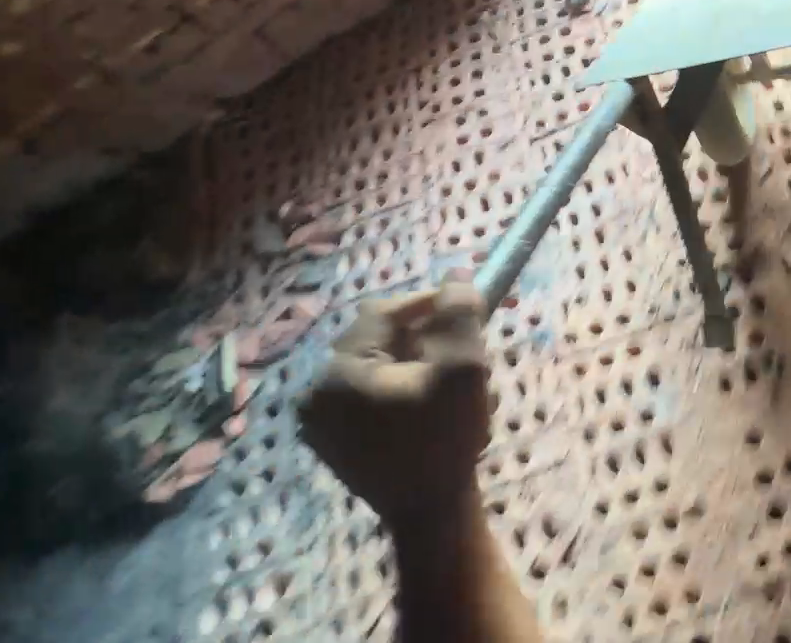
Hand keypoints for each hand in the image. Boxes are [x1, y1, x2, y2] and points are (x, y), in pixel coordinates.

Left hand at [299, 282, 490, 526]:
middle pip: (384, 338)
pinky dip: (411, 388)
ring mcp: (323, 421)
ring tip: (461, 386)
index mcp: (339, 372)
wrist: (430, 512)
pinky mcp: (338, 440)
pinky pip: (377, 393)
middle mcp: (318, 392)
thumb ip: (459, 314)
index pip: (386, 312)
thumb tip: (456, 278)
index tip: (471, 306)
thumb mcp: (463, 366)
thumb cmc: (446, 437)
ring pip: (384, 365)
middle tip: (472, 351)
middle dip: (433, 339)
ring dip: (426, 364)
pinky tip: (439, 408)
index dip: (431, 302)